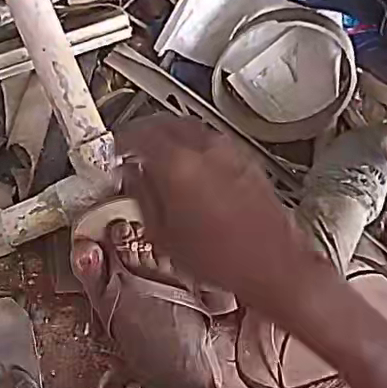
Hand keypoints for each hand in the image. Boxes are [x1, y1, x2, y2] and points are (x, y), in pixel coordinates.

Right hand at [116, 116, 329, 312]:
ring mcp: (229, 152)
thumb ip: (142, 197)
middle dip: (143, 131)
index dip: (120, 141)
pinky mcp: (246, 161)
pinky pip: (210, 141)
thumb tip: (133, 178)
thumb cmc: (224, 258)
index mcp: (177, 164)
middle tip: (130, 148)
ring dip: (168, 136)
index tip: (114, 151)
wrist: (272, 265)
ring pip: (189, 127)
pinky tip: (187, 169)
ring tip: (156, 158)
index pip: (138, 133)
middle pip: (164, 122)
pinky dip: (192, 147)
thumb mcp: (162, 234)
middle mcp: (205, 149)